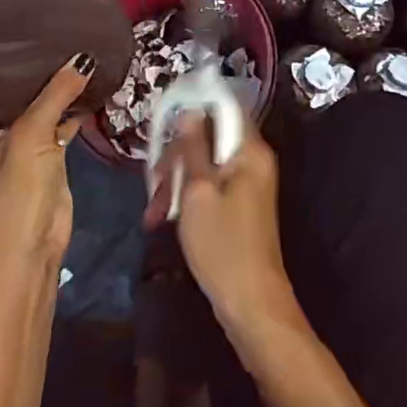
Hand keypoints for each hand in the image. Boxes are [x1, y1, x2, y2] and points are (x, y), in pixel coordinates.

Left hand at [0, 52, 92, 263]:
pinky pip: (62, 122)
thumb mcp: (32, 133)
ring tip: (77, 52)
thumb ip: (56, 94)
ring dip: (58, 88)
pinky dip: (75, 109)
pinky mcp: (48, 154)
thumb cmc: (17, 187)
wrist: (34, 241)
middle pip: (15, 93)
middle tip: (54, 33)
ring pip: (42, 106)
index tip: (12, 31)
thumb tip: (84, 59)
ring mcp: (23, 143)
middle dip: (34, 70)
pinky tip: (92, 88)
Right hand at [144, 116, 288, 322]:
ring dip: (176, 181)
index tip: (165, 114)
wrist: (249, 301)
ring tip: (152, 212)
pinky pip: (210, 184)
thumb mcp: (198, 192)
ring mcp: (247, 182)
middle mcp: (253, 159)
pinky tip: (162, 218)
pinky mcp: (239, 203)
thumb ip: (193, 148)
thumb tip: (189, 110)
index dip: (195, 105)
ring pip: (205, 164)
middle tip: (153, 180)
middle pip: (211, 137)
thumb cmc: (222, 245)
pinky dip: (187, 196)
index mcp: (250, 150)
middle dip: (177, 156)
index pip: (225, 107)